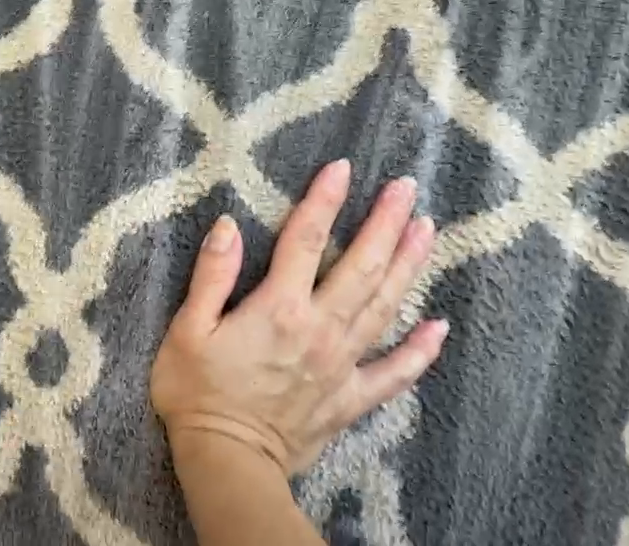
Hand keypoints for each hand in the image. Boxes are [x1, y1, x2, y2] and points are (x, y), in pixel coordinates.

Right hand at [149, 160, 446, 474]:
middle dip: (384, 224)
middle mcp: (319, 330)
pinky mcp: (349, 398)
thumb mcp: (188, 327)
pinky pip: (394, 372)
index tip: (343, 168)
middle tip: (407, 188)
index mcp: (277, 308)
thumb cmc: (196, 389)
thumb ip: (211, 275)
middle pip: (359, 268)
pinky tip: (440, 325)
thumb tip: (230, 225)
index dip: (324, 201)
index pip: (305, 241)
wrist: (226, 460)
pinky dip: (420, 349)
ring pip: (384, 307)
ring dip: (407, 266)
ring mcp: (340, 365)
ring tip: (426, 231)